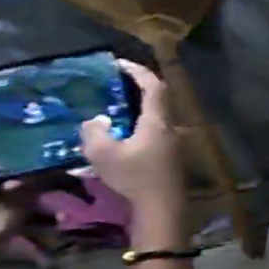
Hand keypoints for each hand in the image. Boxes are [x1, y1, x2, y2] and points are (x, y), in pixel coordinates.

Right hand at [79, 60, 182, 213]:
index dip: (139, 71)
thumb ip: (94, 131)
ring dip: (134, 108)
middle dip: (134, 88)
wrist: (162, 206)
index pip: (155, 87)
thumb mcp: (102, 153)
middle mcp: (171, 128)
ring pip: (155, 117)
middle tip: (109, 83)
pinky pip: (153, 131)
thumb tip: (96, 120)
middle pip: (157, 100)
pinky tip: (118, 131)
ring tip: (108, 106)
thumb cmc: (134, 177)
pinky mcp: (170, 155)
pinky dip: (137, 124)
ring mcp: (173, 142)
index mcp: (158, 122)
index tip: (119, 62)